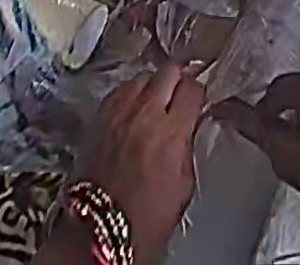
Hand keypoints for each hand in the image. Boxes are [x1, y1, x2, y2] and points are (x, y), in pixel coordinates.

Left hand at [82, 64, 205, 261]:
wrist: (101, 229)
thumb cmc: (144, 219)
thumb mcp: (183, 184)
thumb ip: (189, 144)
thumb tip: (191, 123)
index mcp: (171, 133)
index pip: (193, 88)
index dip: (199, 89)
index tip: (199, 95)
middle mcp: (145, 115)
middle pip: (169, 71)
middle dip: (179, 78)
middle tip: (181, 89)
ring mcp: (120, 112)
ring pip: (144, 76)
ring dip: (154, 85)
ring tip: (156, 100)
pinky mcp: (100, 116)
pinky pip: (121, 89)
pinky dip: (131, 93)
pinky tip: (135, 107)